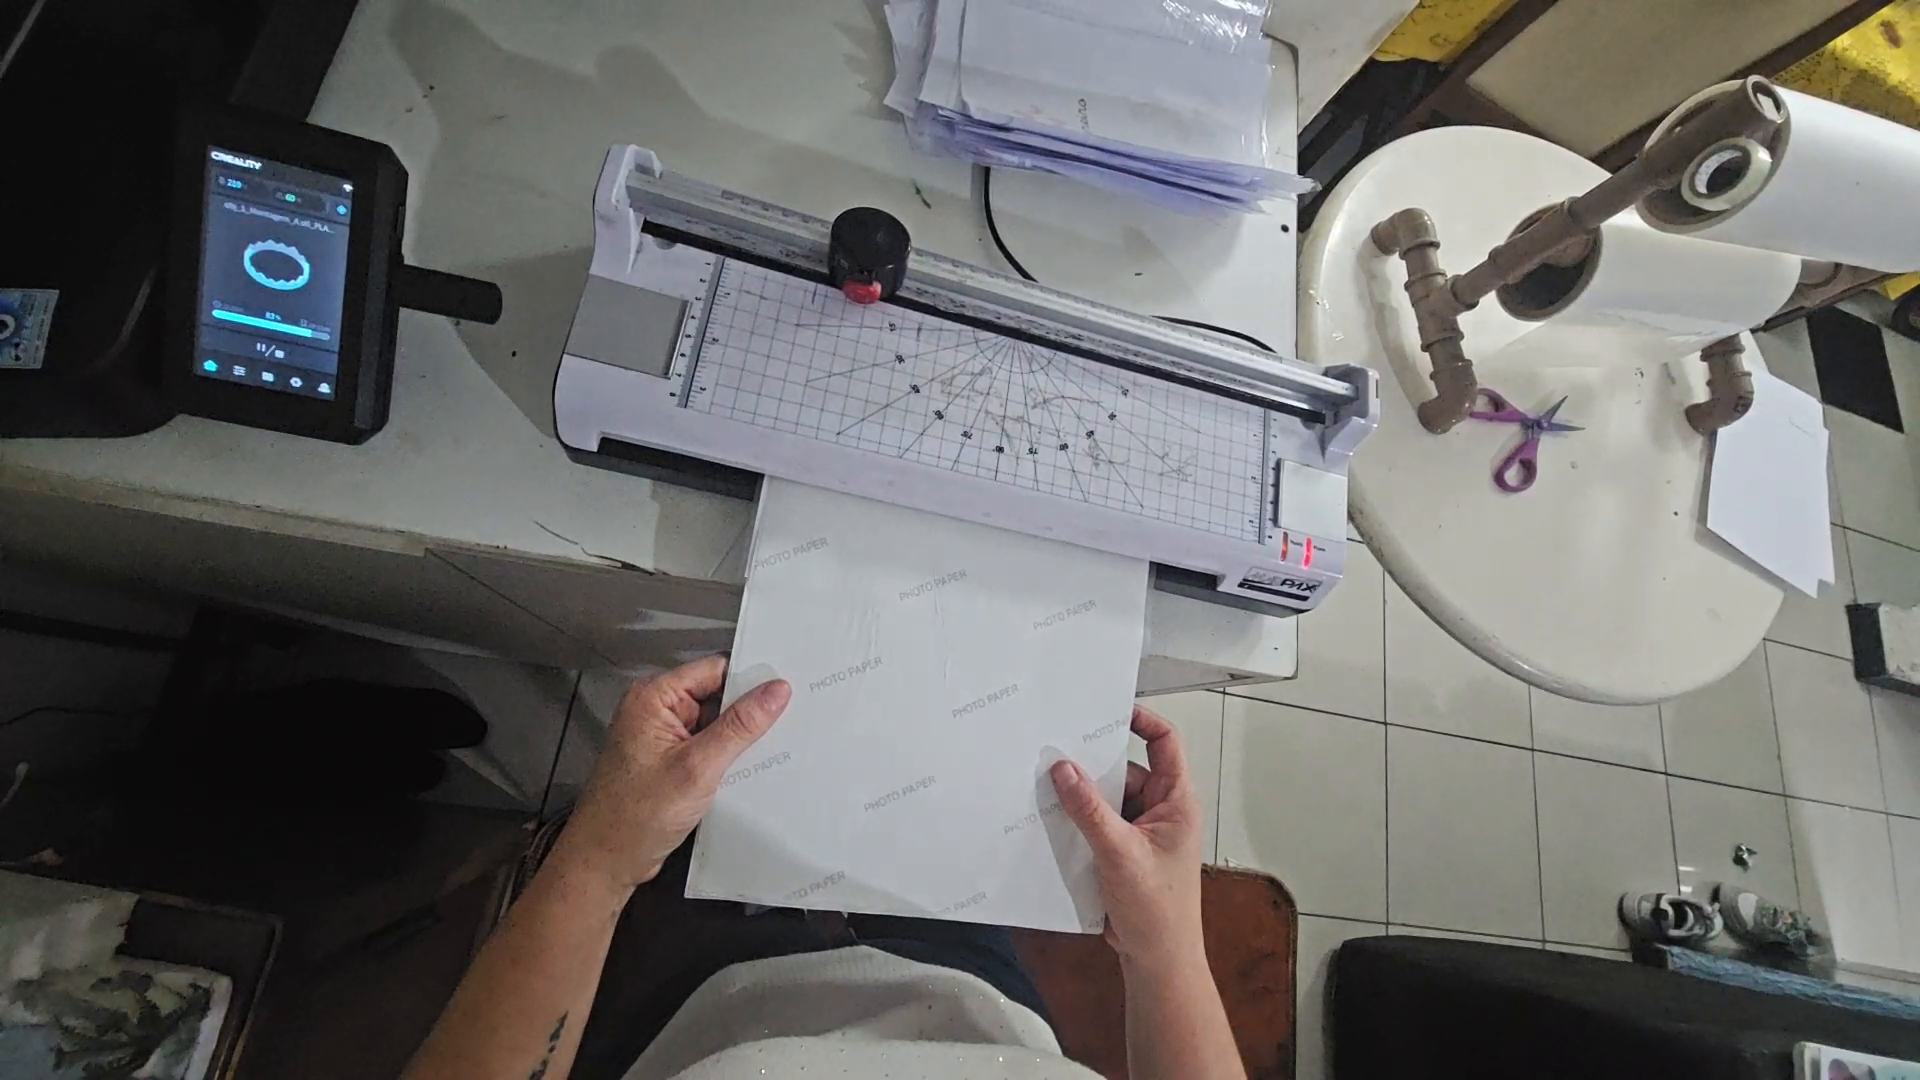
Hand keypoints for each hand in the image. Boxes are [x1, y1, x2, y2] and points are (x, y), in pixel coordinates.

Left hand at [553, 654, 790, 895]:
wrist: (604, 866)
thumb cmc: (638, 816)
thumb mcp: (698, 767)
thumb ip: (740, 726)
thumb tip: (777, 690)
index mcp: (655, 697)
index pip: (717, 669)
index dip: (752, 678)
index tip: (788, 689)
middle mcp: (657, 709)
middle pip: (718, 693)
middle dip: (749, 709)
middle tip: (790, 718)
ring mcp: (664, 735)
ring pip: (717, 720)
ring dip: (740, 735)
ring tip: (777, 743)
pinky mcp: (670, 759)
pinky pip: (709, 743)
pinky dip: (729, 753)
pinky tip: (753, 764)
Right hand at [1050, 706, 1204, 974]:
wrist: (1156, 962)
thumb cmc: (1155, 909)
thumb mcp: (1120, 853)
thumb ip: (1089, 809)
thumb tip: (1061, 766)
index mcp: (1175, 801)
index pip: (1165, 742)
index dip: (1141, 720)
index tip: (1106, 708)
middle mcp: (1159, 808)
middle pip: (1125, 766)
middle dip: (1094, 758)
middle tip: (1057, 742)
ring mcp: (1139, 829)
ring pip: (1107, 794)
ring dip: (1081, 790)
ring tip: (1044, 774)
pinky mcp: (1120, 847)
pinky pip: (1096, 817)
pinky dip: (1076, 814)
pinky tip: (1048, 810)